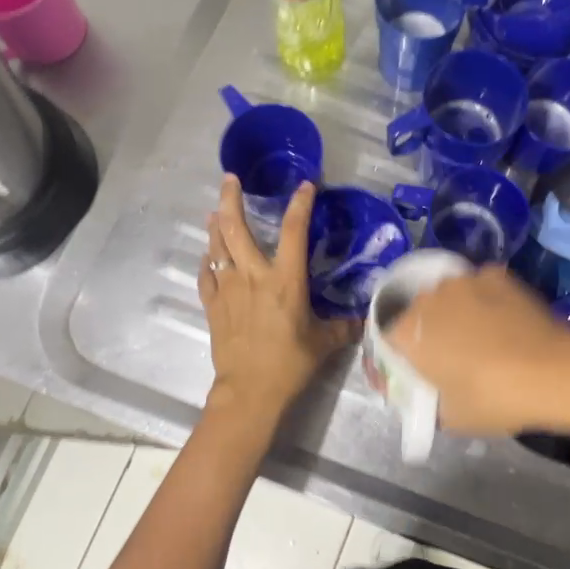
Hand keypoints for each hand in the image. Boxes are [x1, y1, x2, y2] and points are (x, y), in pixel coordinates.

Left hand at [200, 176, 359, 416]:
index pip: (294, 231)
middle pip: (236, 227)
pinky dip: (207, 264)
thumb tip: (363, 320)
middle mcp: (253, 276)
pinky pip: (205, 277)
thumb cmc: (290, 363)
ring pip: (216, 247)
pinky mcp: (213, 307)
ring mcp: (228, 289)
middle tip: (230, 179)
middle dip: (231, 199)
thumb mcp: (324, 343)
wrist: (249, 390)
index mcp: (285, 279)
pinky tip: (208, 259)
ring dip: (215, 226)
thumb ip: (343, 326)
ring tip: (215, 211)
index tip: (305, 186)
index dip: (300, 205)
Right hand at [384, 267, 569, 433]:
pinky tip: (504, 322)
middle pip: (418, 314)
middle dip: (428, 333)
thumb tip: (430, 394)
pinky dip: (487, 302)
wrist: (553, 371)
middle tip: (449, 357)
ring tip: (480, 338)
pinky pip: (482, 288)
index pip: (387, 341)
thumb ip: (428, 401)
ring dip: (457, 314)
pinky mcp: (497, 274)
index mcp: (406, 333)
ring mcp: (464, 281)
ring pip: (450, 297)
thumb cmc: (493, 398)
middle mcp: (427, 298)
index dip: (398, 358)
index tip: (413, 374)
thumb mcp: (450, 417)